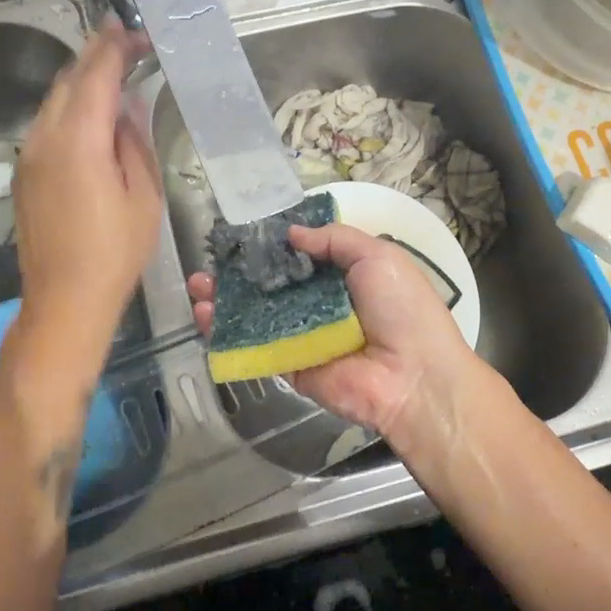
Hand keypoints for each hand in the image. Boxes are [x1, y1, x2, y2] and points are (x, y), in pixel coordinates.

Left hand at [15, 23, 163, 331]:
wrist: (65, 300)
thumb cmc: (115, 251)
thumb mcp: (142, 195)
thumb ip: (134, 141)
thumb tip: (128, 106)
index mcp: (80, 138)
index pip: (96, 74)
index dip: (115, 47)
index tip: (133, 29)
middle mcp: (46, 136)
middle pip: (69, 80)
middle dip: (96, 56)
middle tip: (126, 42)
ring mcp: (29, 155)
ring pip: (54, 101)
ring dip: (81, 81)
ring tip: (112, 73)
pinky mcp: (24, 173)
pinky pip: (47, 124)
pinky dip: (69, 107)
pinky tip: (91, 116)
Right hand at [187, 223, 477, 439]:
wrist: (413, 376)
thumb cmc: (401, 309)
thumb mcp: (377, 256)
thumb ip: (333, 239)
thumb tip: (291, 233)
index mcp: (341, 278)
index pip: (297, 259)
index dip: (269, 248)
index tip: (240, 238)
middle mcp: (317, 306)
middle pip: (269, 286)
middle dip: (237, 274)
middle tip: (209, 263)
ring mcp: (300, 338)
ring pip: (254, 315)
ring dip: (223, 300)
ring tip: (197, 286)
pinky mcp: (288, 367)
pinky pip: (253, 348)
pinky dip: (225, 334)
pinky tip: (203, 316)